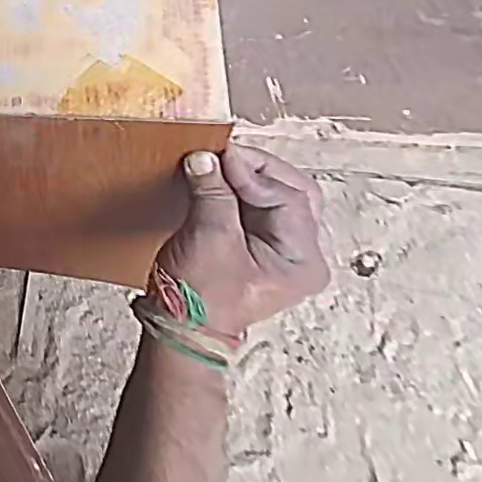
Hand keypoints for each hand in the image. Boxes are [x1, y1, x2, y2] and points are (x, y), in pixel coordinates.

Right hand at [156, 145, 328, 335]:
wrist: (179, 327)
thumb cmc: (198, 296)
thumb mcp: (208, 239)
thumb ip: (212, 195)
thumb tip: (205, 159)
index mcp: (303, 259)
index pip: (288, 198)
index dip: (252, 173)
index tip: (219, 155)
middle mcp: (300, 255)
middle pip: (290, 194)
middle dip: (256, 171)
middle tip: (221, 154)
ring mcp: (278, 253)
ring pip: (274, 200)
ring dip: (245, 180)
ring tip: (215, 165)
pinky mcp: (254, 250)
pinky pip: (254, 211)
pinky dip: (235, 193)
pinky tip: (215, 183)